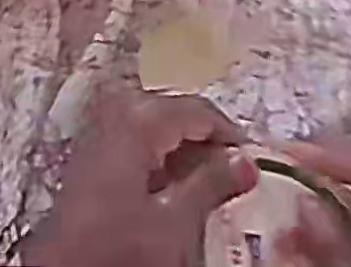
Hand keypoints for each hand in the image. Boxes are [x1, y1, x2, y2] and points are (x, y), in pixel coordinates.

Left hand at [19, 87, 258, 266]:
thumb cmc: (118, 245)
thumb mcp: (173, 222)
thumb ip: (212, 184)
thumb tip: (247, 161)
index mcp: (141, 115)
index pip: (198, 109)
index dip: (230, 134)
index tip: (255, 159)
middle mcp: (120, 105)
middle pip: (177, 111)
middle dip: (208, 139)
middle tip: (236, 172)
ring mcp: (104, 121)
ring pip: (159, 123)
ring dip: (186, 148)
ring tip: (212, 182)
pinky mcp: (94, 143)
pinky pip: (139, 134)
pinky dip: (163, 154)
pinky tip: (176, 184)